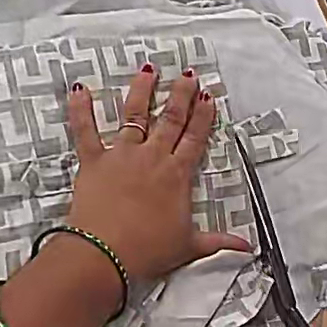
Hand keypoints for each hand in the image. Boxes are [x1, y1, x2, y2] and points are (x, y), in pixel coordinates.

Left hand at [62, 66, 250, 284]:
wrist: (105, 255)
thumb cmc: (147, 251)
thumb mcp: (189, 246)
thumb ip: (219, 242)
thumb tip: (246, 248)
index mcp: (177, 176)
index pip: (195, 138)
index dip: (203, 117)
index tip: (208, 97)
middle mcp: (152, 158)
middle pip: (171, 119)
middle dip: (181, 95)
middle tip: (187, 75)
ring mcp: (122, 155)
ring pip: (134, 115)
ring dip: (142, 91)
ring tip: (148, 71)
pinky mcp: (94, 161)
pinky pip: (85, 130)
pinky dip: (81, 109)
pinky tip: (80, 89)